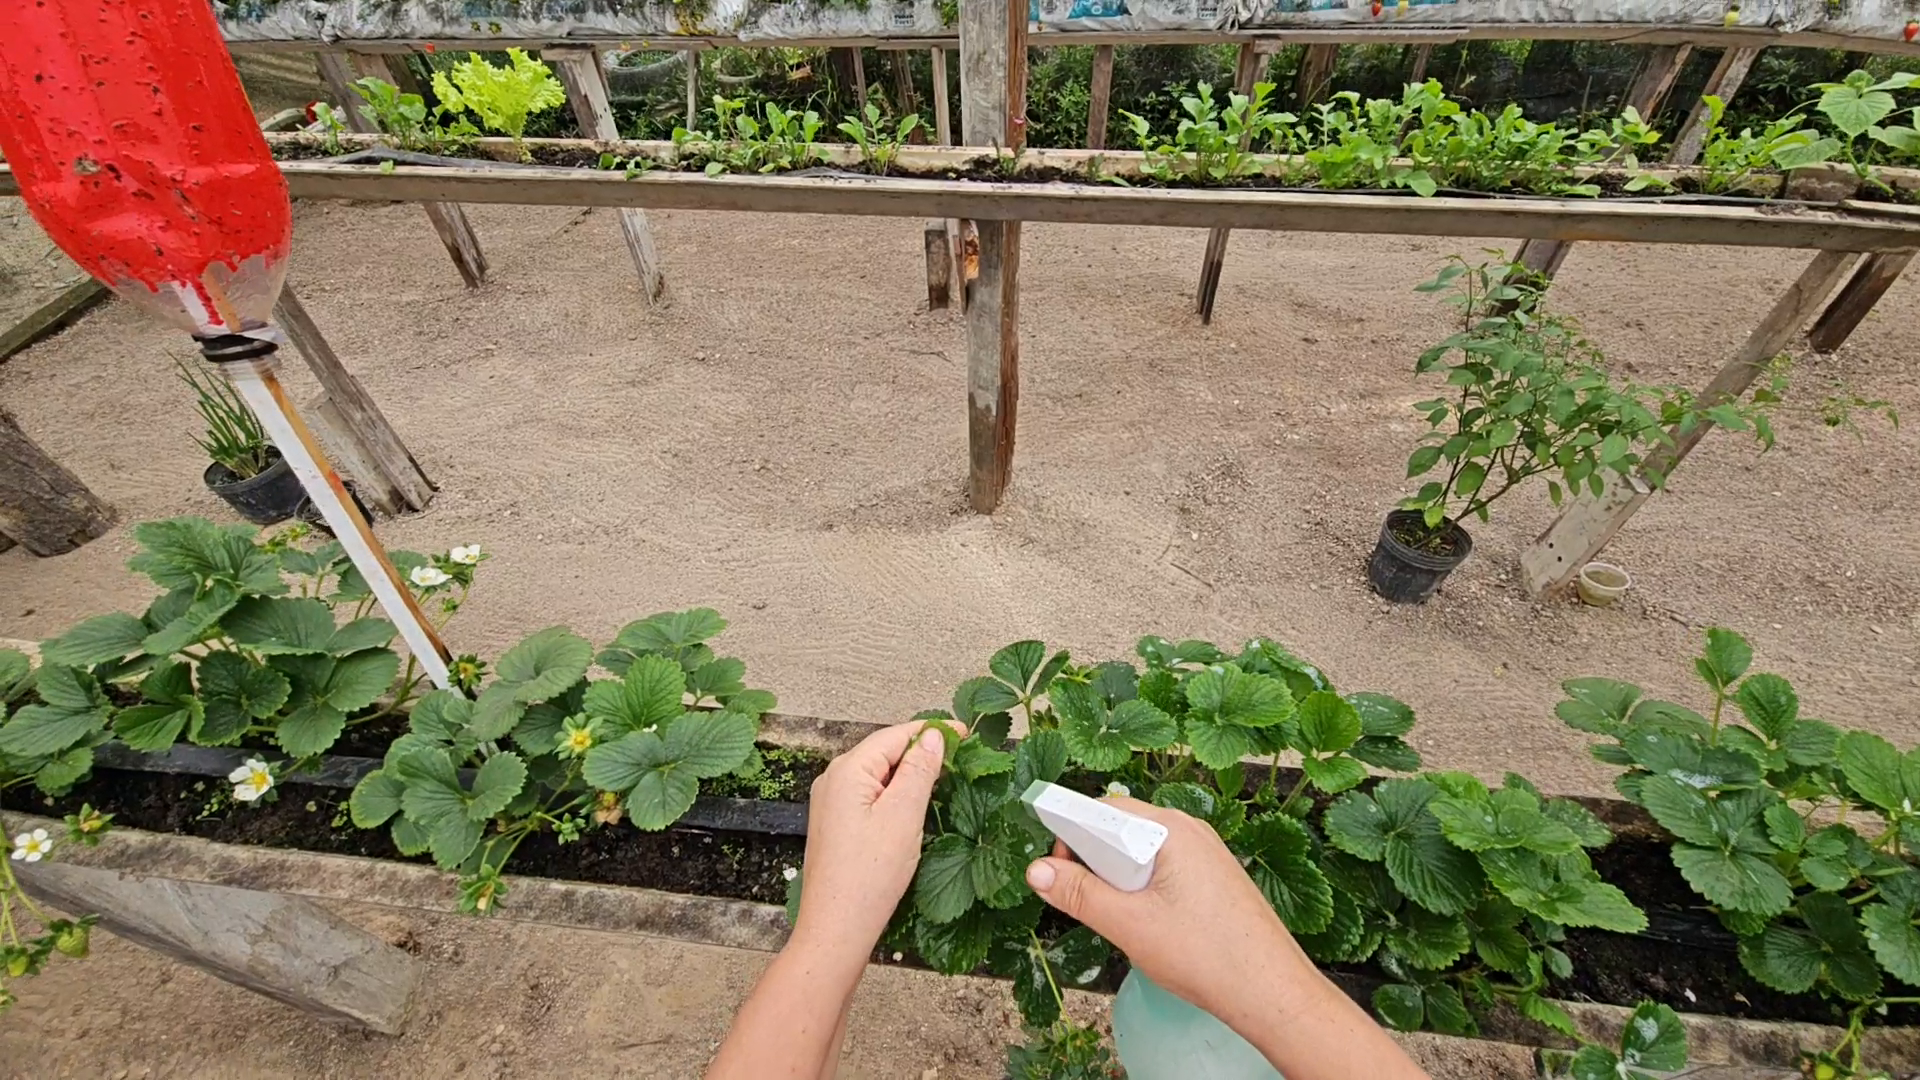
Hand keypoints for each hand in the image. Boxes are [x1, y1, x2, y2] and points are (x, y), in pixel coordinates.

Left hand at [791, 719, 955, 961]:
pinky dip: (896, 792)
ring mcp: (832, 802)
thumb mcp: (904, 815)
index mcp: (848, 770)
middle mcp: (834, 779)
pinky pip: (871, 794)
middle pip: (885, 751)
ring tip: (943, 775)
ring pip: (879, 773)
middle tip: (959, 754)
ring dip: (910, 772)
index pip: (895, 735)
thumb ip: (919, 770)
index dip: (931, 731)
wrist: (835, 930)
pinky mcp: (837, 823)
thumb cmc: (868, 876)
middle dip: (921, 749)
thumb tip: (933, 737)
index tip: (963, 732)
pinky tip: (914, 803)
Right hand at [1023, 797, 1320, 1032]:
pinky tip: (1146, 918)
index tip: (1054, 865)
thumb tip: (1037, 870)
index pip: (1104, 810)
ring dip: (1118, 874)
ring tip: (1120, 914)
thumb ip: (1079, 894)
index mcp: (1170, 830)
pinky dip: (1142, 884)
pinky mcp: (1211, 874)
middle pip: (1122, 827)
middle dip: (1094, 857)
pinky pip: (1163, 864)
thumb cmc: (1211, 958)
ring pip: (1141, 848)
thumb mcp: (1130, 925)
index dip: (1072, 832)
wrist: (1277, 997)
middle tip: (1086, 897)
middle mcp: (1189, 830)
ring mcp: (1204, 851)